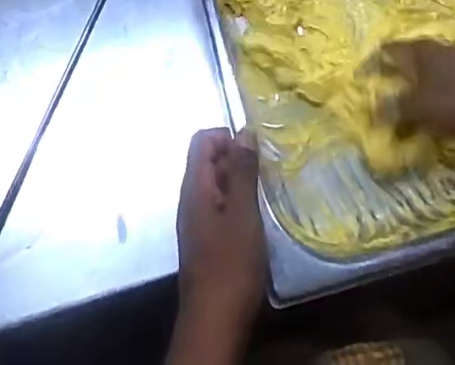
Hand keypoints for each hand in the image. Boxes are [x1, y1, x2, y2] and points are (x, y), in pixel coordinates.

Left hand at [173, 128, 266, 350]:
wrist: (213, 321)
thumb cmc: (230, 264)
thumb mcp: (242, 214)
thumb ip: (241, 172)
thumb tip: (243, 132)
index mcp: (194, 185)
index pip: (201, 140)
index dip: (226, 137)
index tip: (255, 150)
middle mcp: (189, 197)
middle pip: (206, 160)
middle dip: (234, 158)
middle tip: (266, 173)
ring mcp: (195, 219)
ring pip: (214, 185)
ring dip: (237, 182)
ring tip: (265, 195)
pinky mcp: (204, 240)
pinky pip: (217, 207)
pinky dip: (235, 203)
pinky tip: (255, 221)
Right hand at [381, 40, 454, 150]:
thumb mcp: (422, 111)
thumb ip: (394, 110)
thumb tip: (371, 111)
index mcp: (420, 50)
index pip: (384, 52)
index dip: (370, 67)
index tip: (359, 84)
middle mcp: (440, 51)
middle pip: (408, 63)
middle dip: (394, 81)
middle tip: (383, 101)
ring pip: (430, 77)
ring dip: (418, 93)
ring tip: (410, 115)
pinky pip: (451, 90)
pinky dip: (440, 102)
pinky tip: (442, 120)